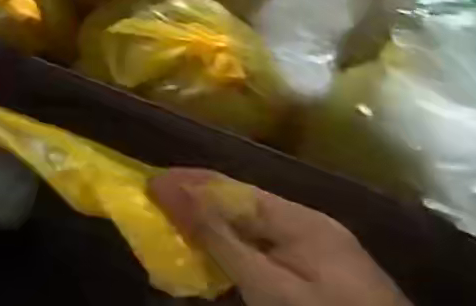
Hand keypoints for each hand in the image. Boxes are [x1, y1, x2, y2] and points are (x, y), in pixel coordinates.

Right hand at [148, 169, 410, 305]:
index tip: (144, 185)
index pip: (232, 188)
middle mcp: (315, 231)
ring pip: (257, 236)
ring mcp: (327, 264)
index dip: (186, 183)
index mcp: (304, 221)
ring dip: (216, 235)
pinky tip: (221, 268)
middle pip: (244, 208)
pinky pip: (272, 260)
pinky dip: (240, 259)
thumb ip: (219, 237)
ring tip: (177, 237)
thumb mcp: (270, 289)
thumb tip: (166, 186)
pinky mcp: (331, 291)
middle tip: (154, 211)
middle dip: (198, 207)